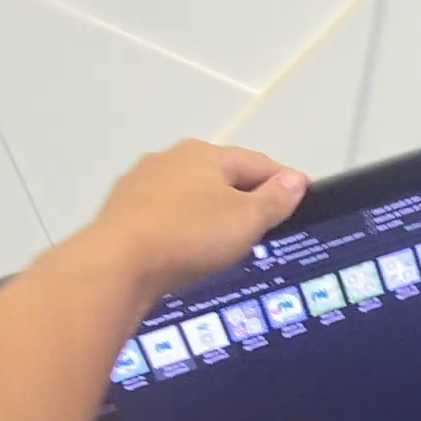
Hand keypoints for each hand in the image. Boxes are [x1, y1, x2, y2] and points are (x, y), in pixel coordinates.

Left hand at [84, 140, 307, 294]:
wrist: (117, 265)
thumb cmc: (190, 236)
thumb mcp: (247, 220)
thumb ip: (275, 199)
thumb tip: (296, 179)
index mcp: (206, 154)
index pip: (259, 163)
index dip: (286, 182)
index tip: (303, 199)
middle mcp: (171, 159)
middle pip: (223, 176)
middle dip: (246, 196)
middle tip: (267, 224)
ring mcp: (141, 183)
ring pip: (192, 195)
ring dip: (212, 211)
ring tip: (228, 240)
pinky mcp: (122, 212)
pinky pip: (167, 215)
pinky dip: (185, 226)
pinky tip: (189, 248)